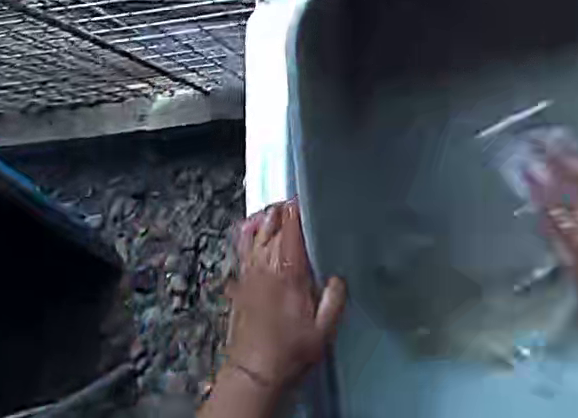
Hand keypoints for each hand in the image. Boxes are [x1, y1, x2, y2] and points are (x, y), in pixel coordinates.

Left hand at [222, 200, 347, 392]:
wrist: (253, 375)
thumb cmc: (289, 353)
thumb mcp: (323, 330)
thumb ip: (335, 298)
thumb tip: (338, 276)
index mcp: (288, 268)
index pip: (290, 223)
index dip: (299, 207)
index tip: (309, 201)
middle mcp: (266, 262)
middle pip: (272, 220)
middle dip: (285, 209)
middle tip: (299, 209)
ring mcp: (249, 269)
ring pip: (256, 229)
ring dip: (268, 218)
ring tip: (280, 214)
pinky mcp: (239, 280)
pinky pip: (242, 245)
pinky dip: (249, 232)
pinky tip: (254, 229)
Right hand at [526, 147, 577, 330]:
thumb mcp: (574, 270)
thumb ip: (556, 239)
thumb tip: (542, 214)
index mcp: (576, 230)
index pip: (551, 201)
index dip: (538, 185)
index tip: (527, 169)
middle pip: (568, 183)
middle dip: (552, 162)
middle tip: (540, 144)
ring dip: (572, 161)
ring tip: (560, 144)